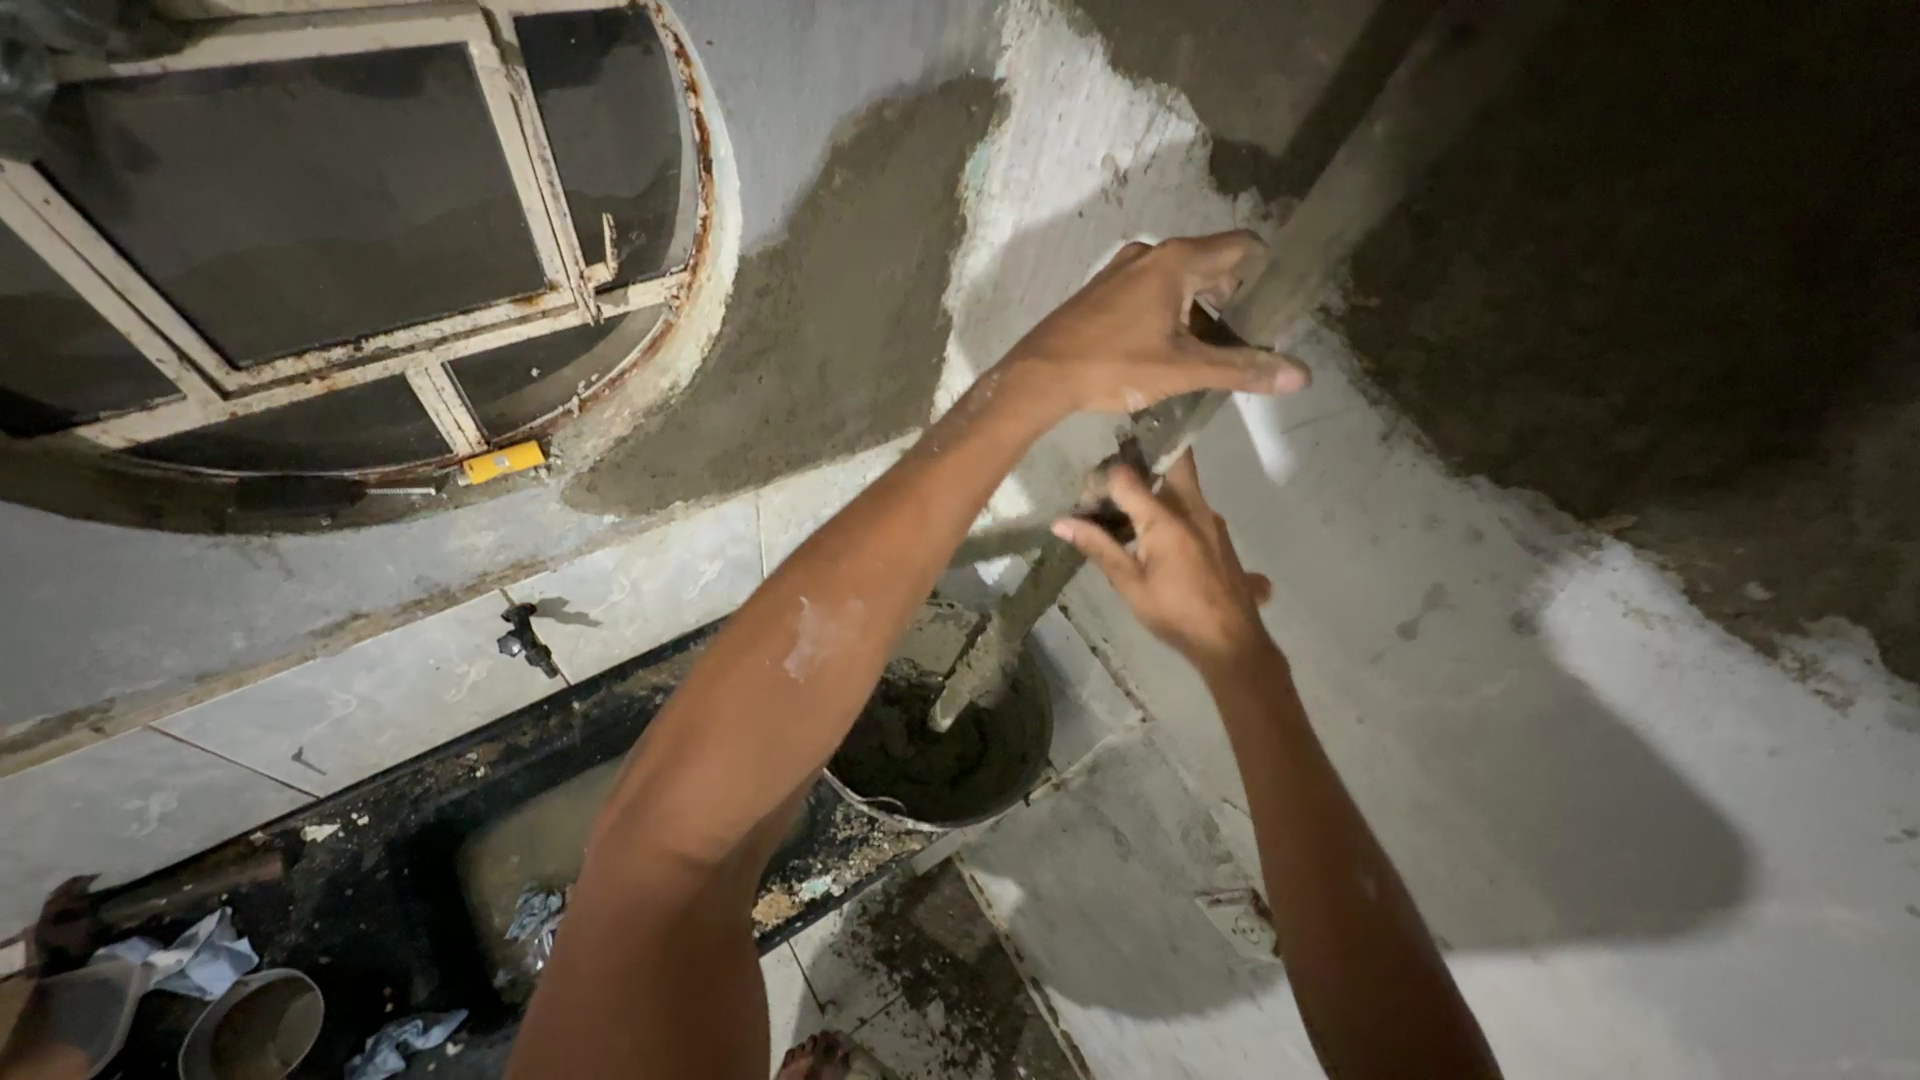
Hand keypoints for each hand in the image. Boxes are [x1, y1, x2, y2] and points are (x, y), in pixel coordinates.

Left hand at [999, 232, 1309, 413]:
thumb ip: (1242, 369)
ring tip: (1210, 351)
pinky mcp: (1103, 290)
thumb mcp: (1183, 370)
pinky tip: (1169, 348)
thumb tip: (1301, 376)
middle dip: (1233, 298)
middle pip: (1212, 263)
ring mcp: (1122, 270)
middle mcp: (1152, 254)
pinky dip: (1170, 311)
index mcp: (1177, 260)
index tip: (1278, 305)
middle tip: (1246, 338)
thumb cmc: (1114, 367)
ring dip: (1200, 309)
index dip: (1267, 271)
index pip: (1243, 246)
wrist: (1040, 375)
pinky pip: (1151, 290)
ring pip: (1180, 280)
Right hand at [1052, 451, 1276, 669]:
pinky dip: (1175, 510)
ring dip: (1161, 485)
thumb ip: (1098, 546)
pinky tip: (1160, 538)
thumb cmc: (1174, 613)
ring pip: (1187, 486)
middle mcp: (1194, 509)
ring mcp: (1213, 522)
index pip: (1127, 478)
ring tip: (1132, 507)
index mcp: (1166, 518)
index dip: (1103, 480)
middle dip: (1150, 457)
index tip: (1088, 495)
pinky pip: (1196, 509)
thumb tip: (1060, 522)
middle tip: (1122, 473)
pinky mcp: (1221, 537)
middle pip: (1177, 461)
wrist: (1230, 642)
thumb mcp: (1129, 583)